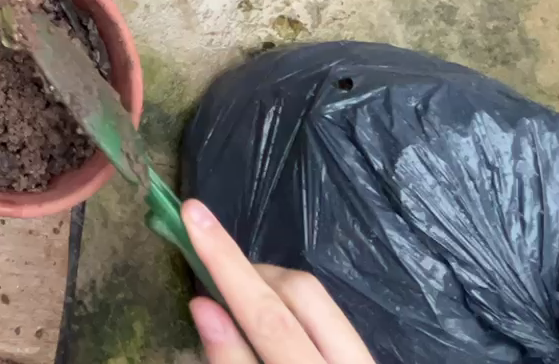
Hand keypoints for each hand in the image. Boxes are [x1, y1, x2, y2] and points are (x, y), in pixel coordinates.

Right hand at [184, 199, 375, 363]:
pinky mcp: (365, 357)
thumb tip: (201, 302)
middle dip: (250, 273)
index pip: (269, 318)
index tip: (191, 211)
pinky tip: (270, 325)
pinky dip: (288, 307)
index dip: (226, 263)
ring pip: (316, 296)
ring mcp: (367, 359)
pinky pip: (326, 316)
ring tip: (239, 309)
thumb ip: (232, 362)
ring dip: (269, 289)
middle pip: (303, 291)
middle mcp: (354, 363)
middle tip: (214, 284)